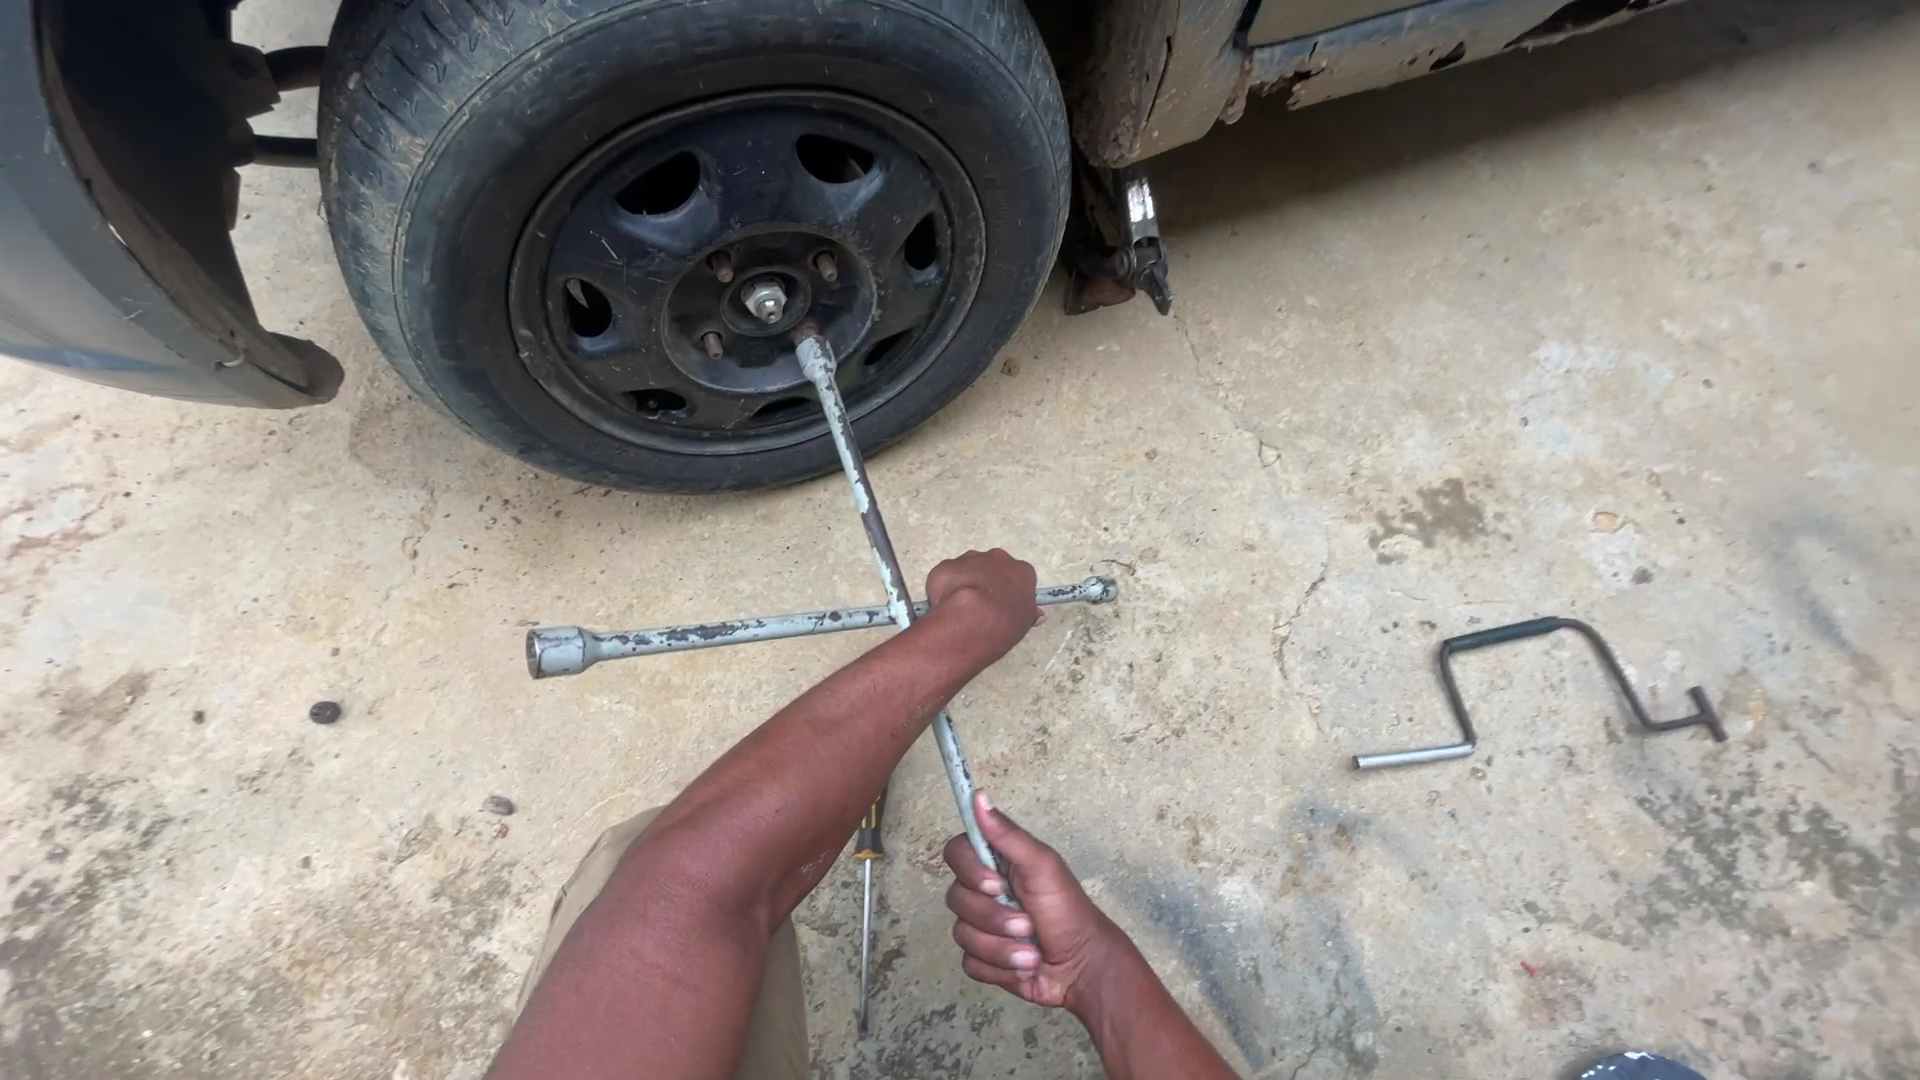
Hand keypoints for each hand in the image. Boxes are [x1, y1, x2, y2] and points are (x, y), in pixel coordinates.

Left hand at [924, 550, 1040, 662]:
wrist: (972, 617)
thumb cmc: (1004, 622)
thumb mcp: (1024, 622)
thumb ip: (1028, 613)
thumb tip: (1037, 615)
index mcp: (1021, 571)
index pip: (1018, 577)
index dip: (1008, 590)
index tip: (1002, 604)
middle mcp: (998, 558)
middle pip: (992, 567)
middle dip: (986, 580)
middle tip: (980, 604)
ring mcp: (970, 559)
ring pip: (968, 568)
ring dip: (965, 581)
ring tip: (960, 606)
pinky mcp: (946, 566)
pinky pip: (946, 575)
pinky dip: (944, 586)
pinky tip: (944, 603)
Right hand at [942, 791, 1121, 1012]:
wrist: (1083, 966)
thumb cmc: (1067, 909)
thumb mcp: (1042, 865)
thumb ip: (1008, 834)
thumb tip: (979, 796)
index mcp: (994, 861)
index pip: (955, 853)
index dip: (970, 871)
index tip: (997, 884)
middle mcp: (982, 890)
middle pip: (956, 898)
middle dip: (995, 918)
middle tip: (1027, 922)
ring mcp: (980, 926)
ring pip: (963, 934)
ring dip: (1002, 947)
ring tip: (1032, 951)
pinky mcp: (983, 959)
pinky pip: (970, 962)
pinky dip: (999, 967)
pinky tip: (1023, 965)